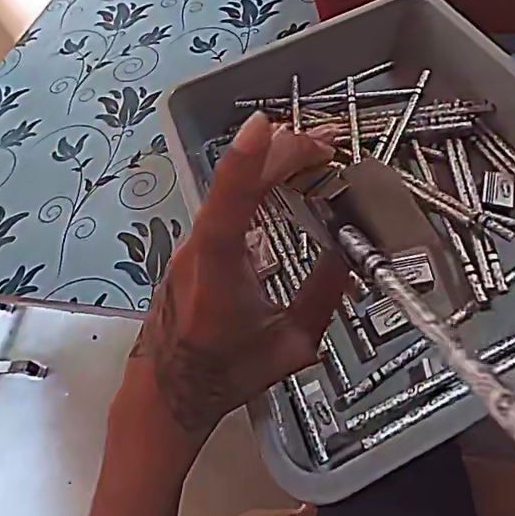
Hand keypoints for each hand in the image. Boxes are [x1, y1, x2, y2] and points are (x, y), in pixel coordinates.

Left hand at [115, 111, 345, 457]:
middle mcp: (199, 247)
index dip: (245, 162)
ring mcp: (194, 240)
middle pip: (238, 183)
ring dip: (272, 161)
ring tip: (313, 150)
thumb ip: (322, 300)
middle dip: (283, 153)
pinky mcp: (198, 240)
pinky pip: (230, 196)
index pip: (228, 206)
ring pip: (233, 184)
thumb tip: (348, 258)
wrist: (166, 388)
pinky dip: (260, 177)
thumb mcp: (288, 346)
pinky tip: (286, 172)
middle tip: (326, 144)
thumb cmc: (221, 373)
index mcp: (219, 272)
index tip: (264, 127)